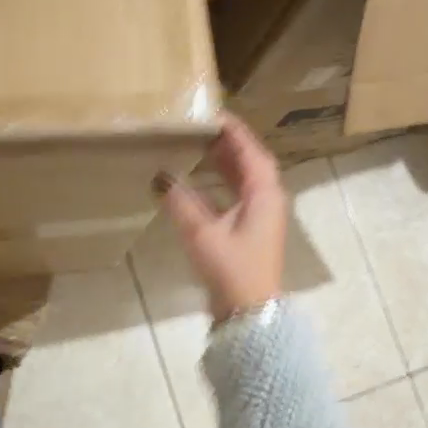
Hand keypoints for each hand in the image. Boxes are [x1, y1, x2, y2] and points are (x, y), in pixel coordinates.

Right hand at [158, 115, 286, 320]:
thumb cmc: (232, 269)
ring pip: (243, 182)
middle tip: (201, 127)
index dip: (234, 131)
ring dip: (224, 165)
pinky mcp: (250, 234)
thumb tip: (160, 177)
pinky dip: (219, 187)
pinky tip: (196, 185)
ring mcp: (260, 219)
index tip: (214, 113)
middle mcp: (267, 201)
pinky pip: (236, 198)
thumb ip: (181, 202)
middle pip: (250, 164)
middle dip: (227, 145)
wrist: (249, 314)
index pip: (252, 151)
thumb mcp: (203, 234)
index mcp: (264, 194)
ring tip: (197, 148)